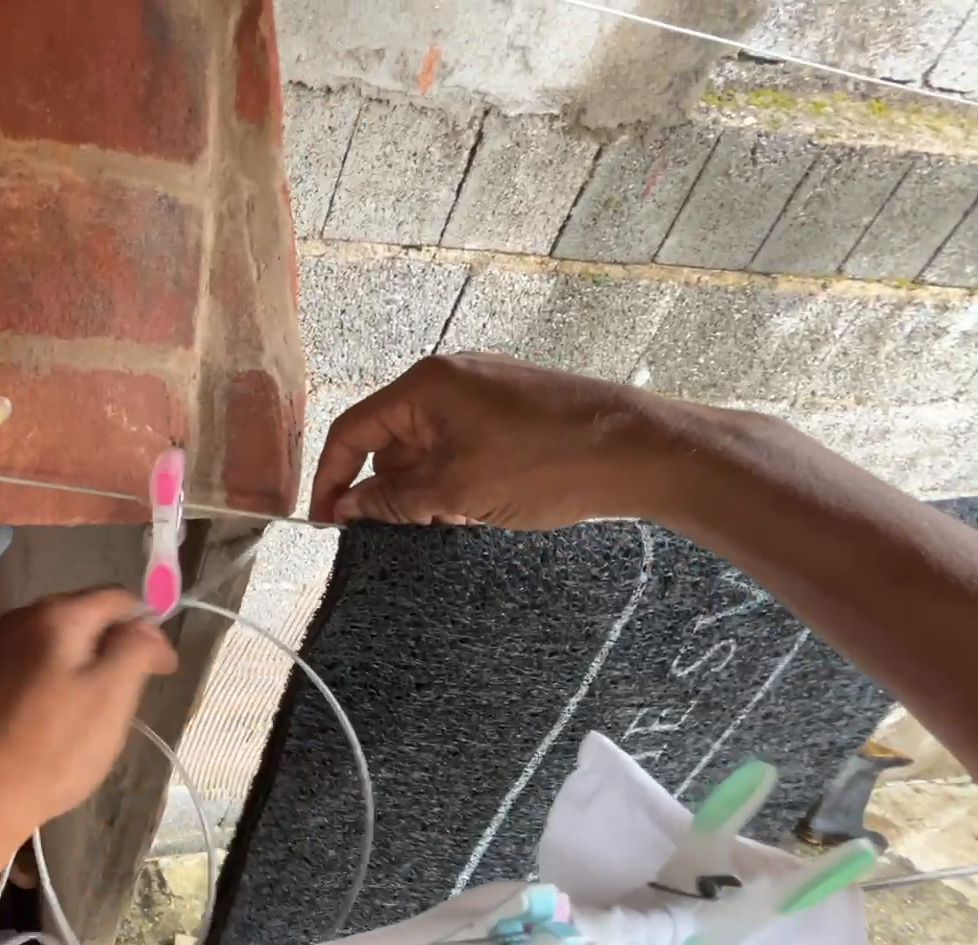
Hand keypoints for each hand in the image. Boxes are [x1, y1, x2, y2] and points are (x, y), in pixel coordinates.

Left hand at [0, 589, 178, 839]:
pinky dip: (59, 675)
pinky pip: (36, 660)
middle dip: (117, 644)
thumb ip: (136, 647)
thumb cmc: (54, 744)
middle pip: (87, 614)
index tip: (163, 670)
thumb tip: (147, 624)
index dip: (149, 626)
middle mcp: (22, 616)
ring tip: (99, 708)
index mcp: (56, 613)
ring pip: (61, 639)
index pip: (119, 598)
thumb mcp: (111, 694)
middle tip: (133, 693)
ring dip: (88, 662)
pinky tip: (62, 713)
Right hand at [310, 353, 682, 529]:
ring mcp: (481, 393)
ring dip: (423, 491)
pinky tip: (473, 509)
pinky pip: (456, 448)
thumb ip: (389, 501)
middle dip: (388, 491)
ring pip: (423, 451)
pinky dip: (452, 481)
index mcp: (425, 386)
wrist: (650, 451)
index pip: (351, 432)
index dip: (331, 478)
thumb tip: (344, 509)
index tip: (327, 520)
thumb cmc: (545, 463)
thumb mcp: (454, 490)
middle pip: (388, 443)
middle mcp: (446, 381)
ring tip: (448, 522)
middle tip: (398, 530)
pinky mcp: (508, 410)